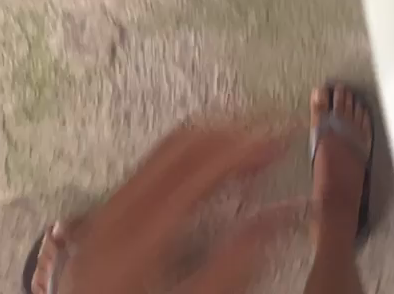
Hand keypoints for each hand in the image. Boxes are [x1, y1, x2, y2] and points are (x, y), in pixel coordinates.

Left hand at [60, 122, 301, 293]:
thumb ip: (236, 263)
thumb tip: (278, 217)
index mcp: (140, 228)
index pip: (205, 158)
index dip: (252, 142)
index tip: (284, 135)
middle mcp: (119, 208)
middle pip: (187, 140)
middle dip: (237, 130)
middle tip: (275, 132)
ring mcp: (109, 210)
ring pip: (171, 146)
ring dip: (217, 137)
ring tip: (254, 144)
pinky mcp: (109, 219)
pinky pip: (157, 163)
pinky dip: (194, 154)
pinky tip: (216, 168)